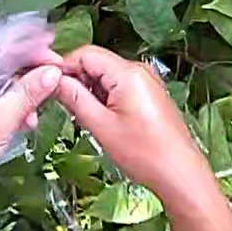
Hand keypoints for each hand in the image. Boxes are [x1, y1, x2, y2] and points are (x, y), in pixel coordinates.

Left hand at [0, 59, 61, 209]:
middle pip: (10, 68)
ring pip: (10, 88)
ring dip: (26, 99)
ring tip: (34, 115)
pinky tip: (26, 124)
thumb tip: (51, 72)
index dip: (33, 53)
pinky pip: (5, 104)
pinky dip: (18, 112)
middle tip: (55, 83)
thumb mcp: (2, 119)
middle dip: (32, 78)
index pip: (6, 50)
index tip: (56, 59)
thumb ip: (28, 93)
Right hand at [55, 46, 219, 216]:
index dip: (64, 67)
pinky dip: (103, 97)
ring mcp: (145, 81)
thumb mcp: (100, 125)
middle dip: (76, 81)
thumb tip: (53, 80)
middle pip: (94, 62)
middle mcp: (138, 70)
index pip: (84, 54)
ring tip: (87, 117)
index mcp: (128, 73)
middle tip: (66, 105)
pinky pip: (117, 85)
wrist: (182, 177)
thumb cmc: (146, 154)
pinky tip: (102, 119)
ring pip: (104, 74)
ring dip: (89, 91)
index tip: (50, 85)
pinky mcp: (148, 93)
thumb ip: (73, 97)